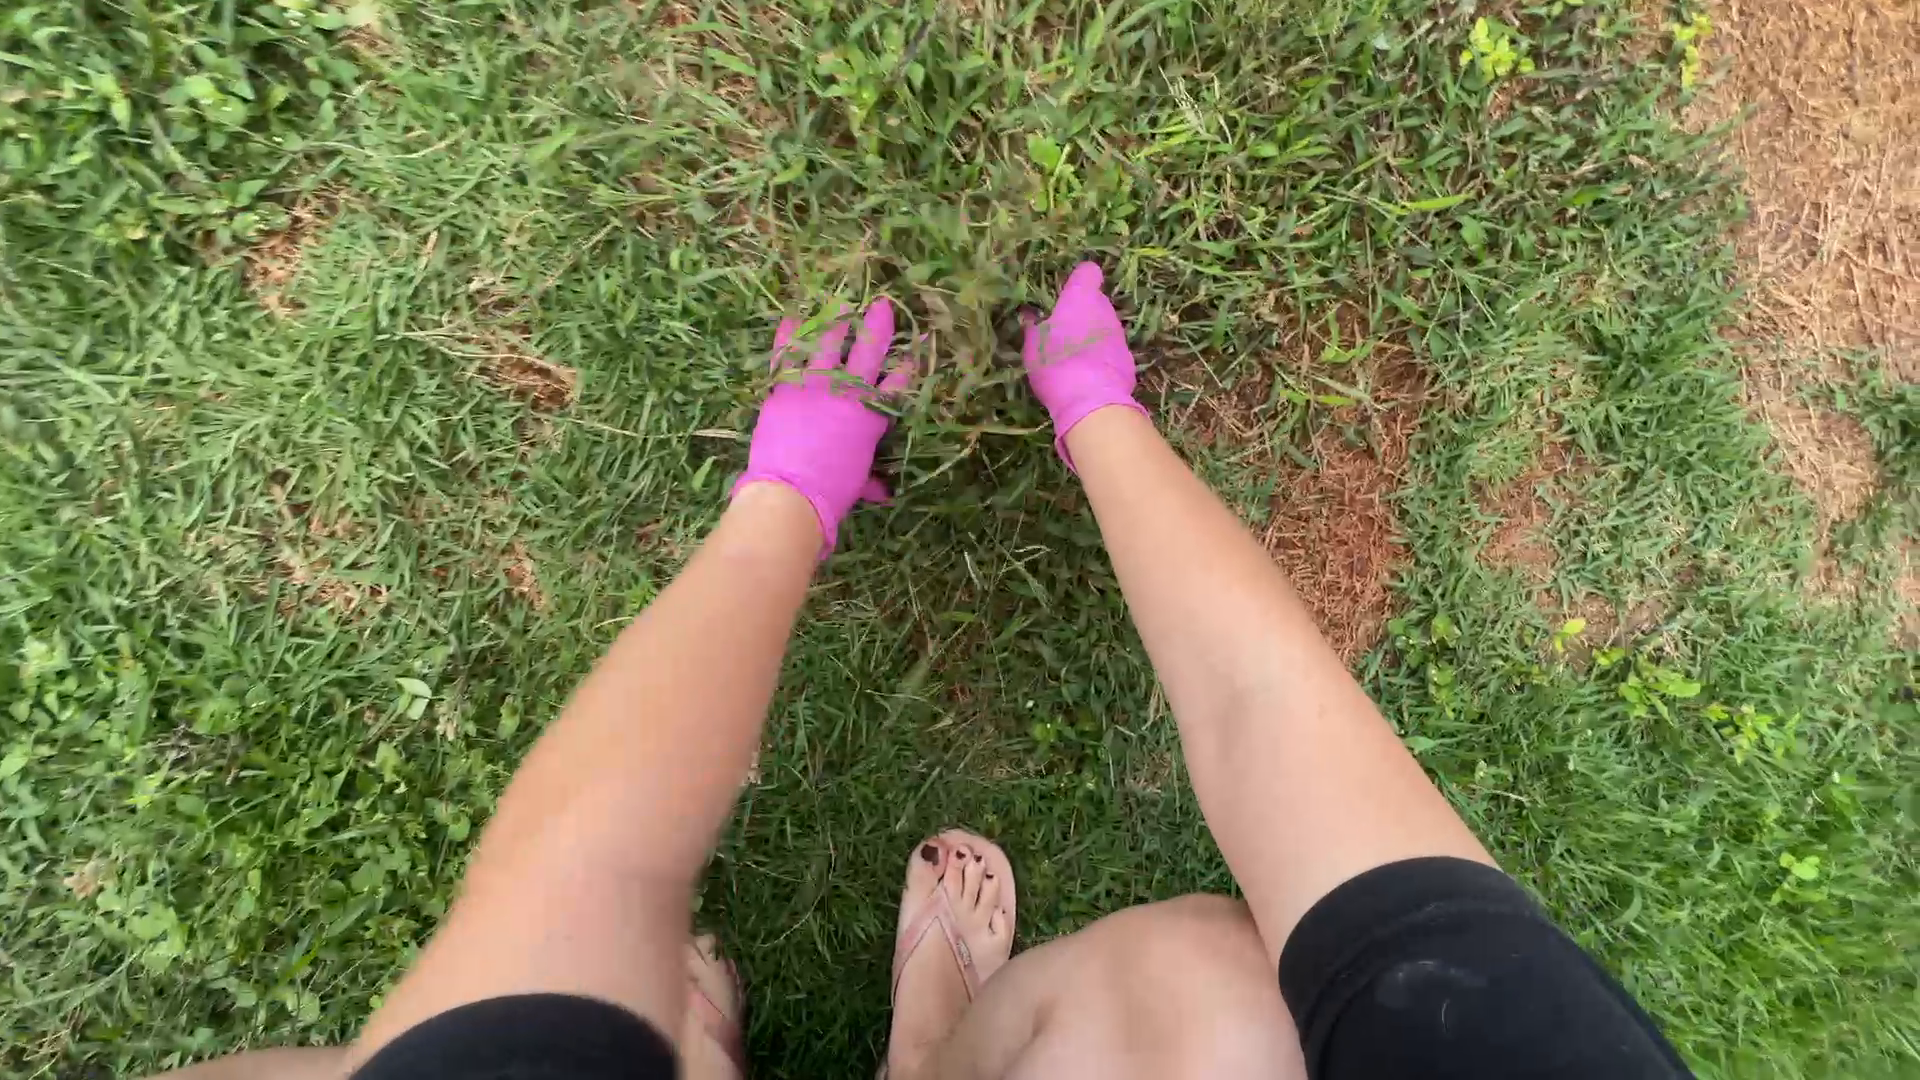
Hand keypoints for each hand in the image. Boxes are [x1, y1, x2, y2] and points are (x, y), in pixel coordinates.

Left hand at [732, 299, 910, 554]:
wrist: (791, 493)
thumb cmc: (832, 493)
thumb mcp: (859, 484)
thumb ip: (870, 479)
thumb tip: (882, 493)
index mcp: (870, 418)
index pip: (895, 385)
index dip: (906, 366)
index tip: (915, 348)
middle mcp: (847, 394)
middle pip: (867, 353)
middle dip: (877, 328)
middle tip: (882, 305)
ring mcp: (814, 387)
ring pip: (827, 345)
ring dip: (835, 323)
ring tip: (839, 304)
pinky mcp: (783, 390)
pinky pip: (786, 357)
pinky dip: (788, 337)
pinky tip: (791, 319)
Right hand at [1022, 261, 1149, 466]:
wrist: (1091, 401)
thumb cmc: (1055, 363)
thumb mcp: (1033, 346)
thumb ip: (1033, 327)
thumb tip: (1029, 316)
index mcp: (1081, 299)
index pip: (1087, 272)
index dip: (1078, 280)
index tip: (1067, 292)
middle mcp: (1105, 311)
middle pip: (1096, 303)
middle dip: (1082, 313)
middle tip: (1062, 332)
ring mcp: (1120, 336)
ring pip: (1105, 329)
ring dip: (1092, 338)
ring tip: (1073, 360)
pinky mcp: (1128, 361)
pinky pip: (1112, 354)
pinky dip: (1102, 360)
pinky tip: (1088, 378)